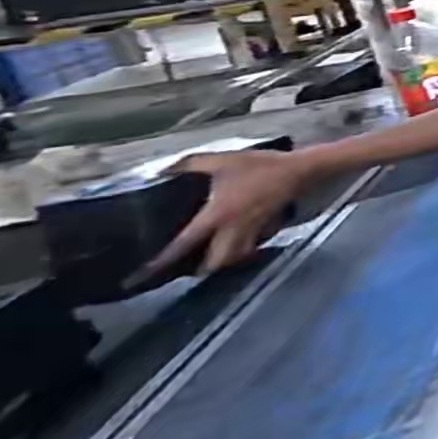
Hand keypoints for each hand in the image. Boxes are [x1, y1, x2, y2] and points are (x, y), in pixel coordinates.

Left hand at [127, 149, 311, 285]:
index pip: (182, 246)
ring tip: (213, 259)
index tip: (137, 278)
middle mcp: (232, 229)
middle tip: (187, 268)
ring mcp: (252, 229)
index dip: (158, 264)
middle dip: (201, 269)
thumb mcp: (224, 160)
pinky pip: (252, 245)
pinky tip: (241, 243)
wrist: (300, 168)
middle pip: (214, 262)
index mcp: (216, 216)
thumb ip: (191, 164)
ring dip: (223, 262)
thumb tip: (159, 171)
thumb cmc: (262, 165)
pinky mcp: (267, 225)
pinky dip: (244, 249)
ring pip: (235, 257)